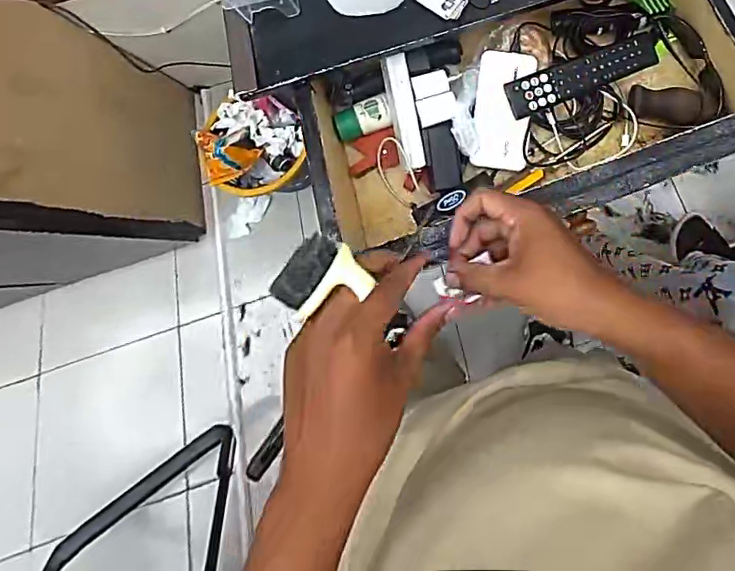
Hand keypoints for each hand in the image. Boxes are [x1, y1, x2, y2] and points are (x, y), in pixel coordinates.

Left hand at [279, 254, 454, 491]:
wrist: (321, 472)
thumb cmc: (360, 436)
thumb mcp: (402, 377)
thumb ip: (422, 334)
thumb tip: (441, 312)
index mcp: (356, 336)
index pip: (385, 285)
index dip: (406, 269)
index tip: (417, 262)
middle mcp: (325, 332)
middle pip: (351, 275)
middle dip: (377, 266)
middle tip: (397, 268)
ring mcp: (305, 340)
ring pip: (332, 289)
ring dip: (356, 281)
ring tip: (378, 291)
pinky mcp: (294, 352)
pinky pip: (318, 313)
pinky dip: (339, 305)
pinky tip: (355, 320)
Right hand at [446, 189, 633, 337]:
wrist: (597, 305)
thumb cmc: (563, 287)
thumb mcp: (508, 283)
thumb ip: (473, 277)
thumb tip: (453, 275)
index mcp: (523, 214)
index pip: (481, 200)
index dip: (461, 221)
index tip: (453, 247)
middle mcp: (529, 220)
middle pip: (487, 225)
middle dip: (469, 250)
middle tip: (458, 275)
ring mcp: (536, 238)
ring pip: (497, 245)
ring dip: (481, 266)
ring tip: (468, 290)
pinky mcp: (541, 256)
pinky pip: (510, 259)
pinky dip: (496, 274)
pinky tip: (484, 296)